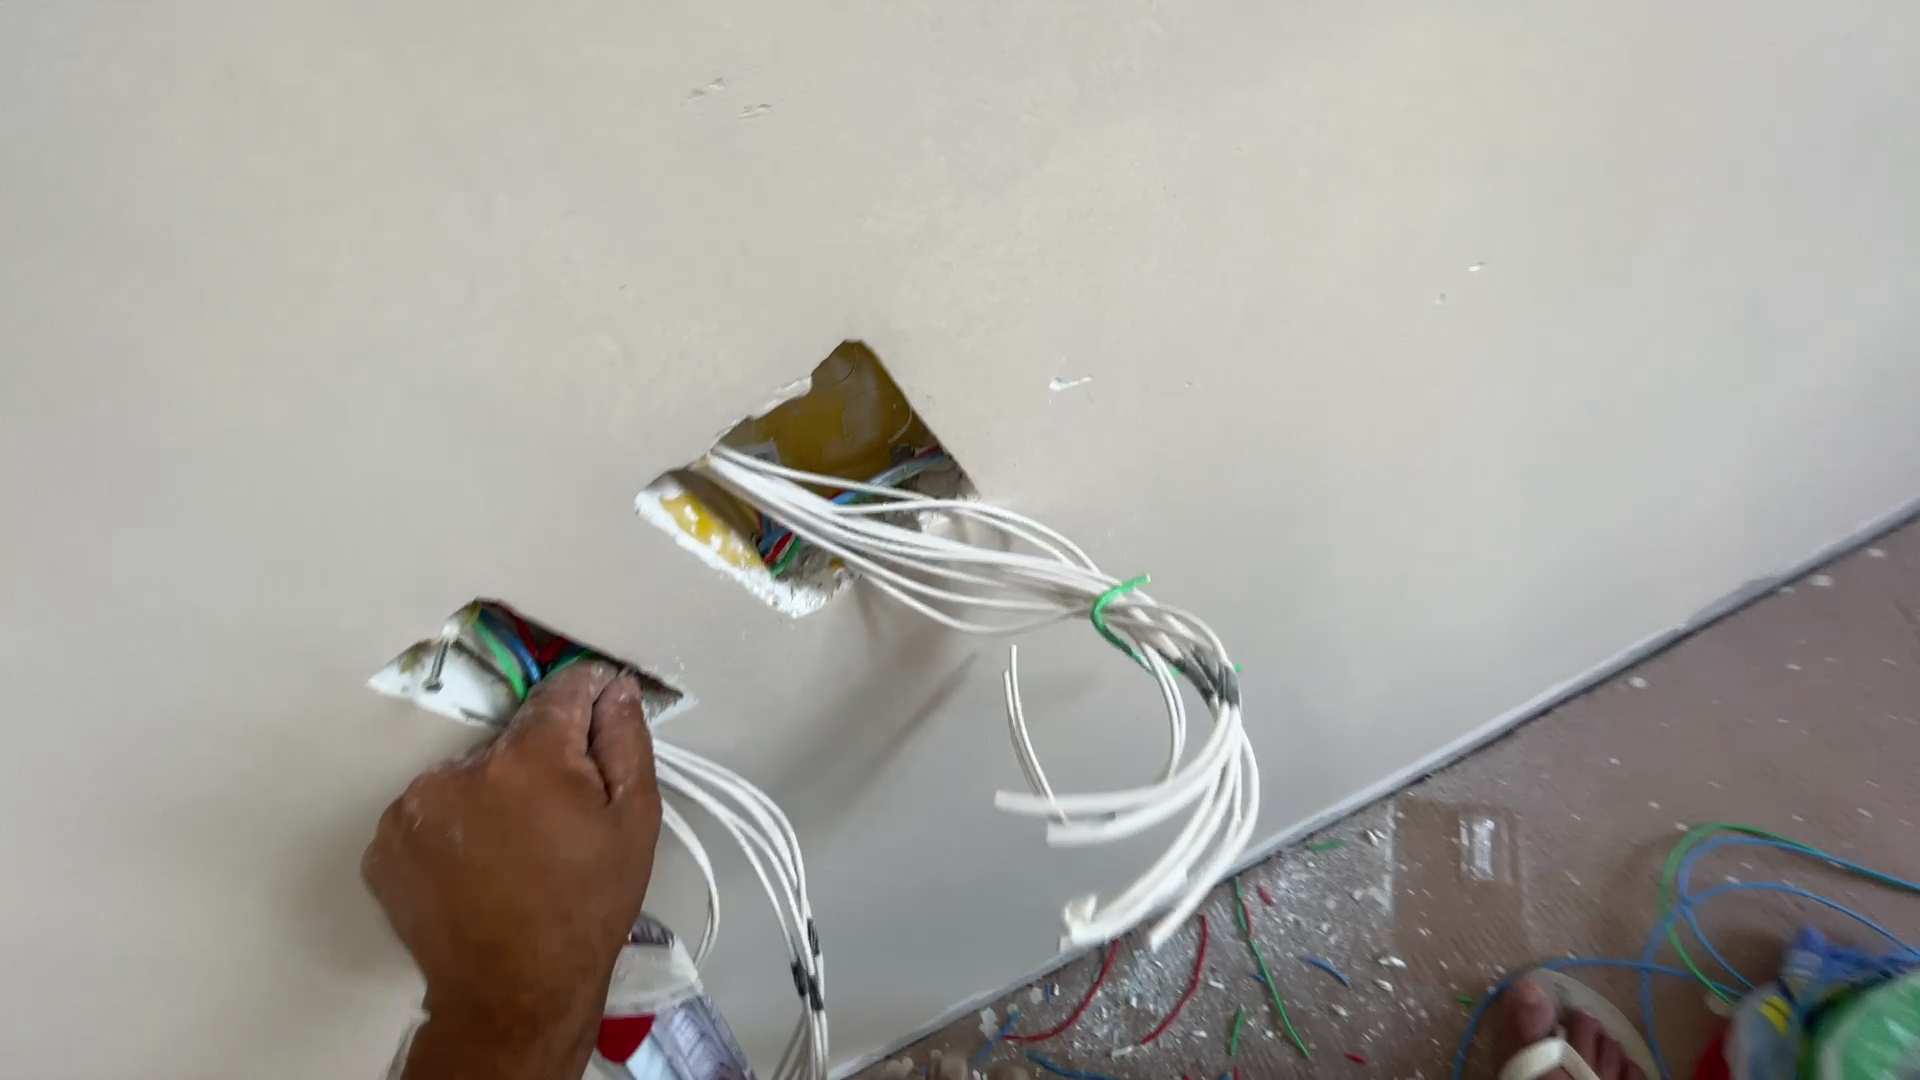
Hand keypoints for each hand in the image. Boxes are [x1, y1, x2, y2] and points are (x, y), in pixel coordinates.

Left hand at [363, 661, 661, 1079]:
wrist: (517, 990)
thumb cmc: (591, 900)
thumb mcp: (635, 815)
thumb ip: (625, 738)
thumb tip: (614, 687)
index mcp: (528, 759)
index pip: (560, 691)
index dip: (590, 692)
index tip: (604, 706)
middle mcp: (458, 771)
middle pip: (516, 732)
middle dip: (548, 750)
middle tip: (570, 800)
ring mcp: (411, 808)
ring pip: (476, 766)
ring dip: (503, 780)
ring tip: (526, 832)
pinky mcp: (384, 843)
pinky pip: (437, 802)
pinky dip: (465, 812)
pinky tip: (487, 851)